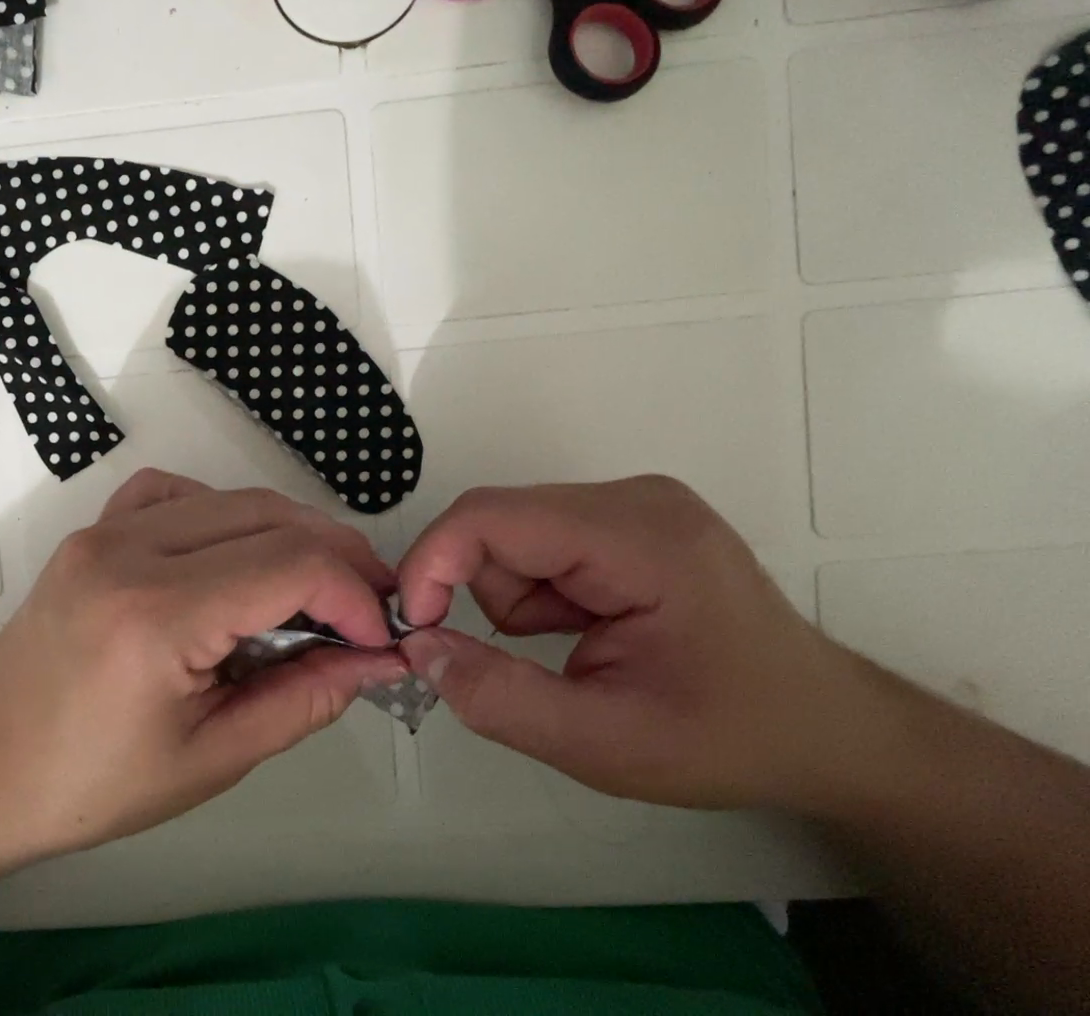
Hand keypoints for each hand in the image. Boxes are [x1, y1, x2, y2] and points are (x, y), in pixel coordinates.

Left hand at [0, 469, 409, 866]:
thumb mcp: (211, 757)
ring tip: (311, 592)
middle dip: (333, 557)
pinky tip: (230, 559)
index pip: (292, 562)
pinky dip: (218, 514)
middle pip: (268, 516)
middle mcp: (126, 552)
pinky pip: (168, 495)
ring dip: (283, 534)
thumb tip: (375, 659)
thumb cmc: (89, 785)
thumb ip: (303, 698)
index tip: (377, 637)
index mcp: (157, 614)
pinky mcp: (86, 537)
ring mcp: (100, 535)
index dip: (354, 593)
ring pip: (224, 498)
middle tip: (363, 612)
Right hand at [396, 476, 896, 813]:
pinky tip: (585, 633)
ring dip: (511, 600)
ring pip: (511, 535)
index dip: (431, 564)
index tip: (415, 630)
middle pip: (497, 524)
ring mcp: (633, 506)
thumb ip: (498, 698)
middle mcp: (633, 499)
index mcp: (639, 539)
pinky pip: (539, 545)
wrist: (828, 733)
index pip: (490, 517)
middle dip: (478, 595)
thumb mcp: (603, 742)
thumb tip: (417, 647)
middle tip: (502, 663)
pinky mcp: (627, 523)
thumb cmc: (728, 739)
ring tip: (574, 652)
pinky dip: (536, 595)